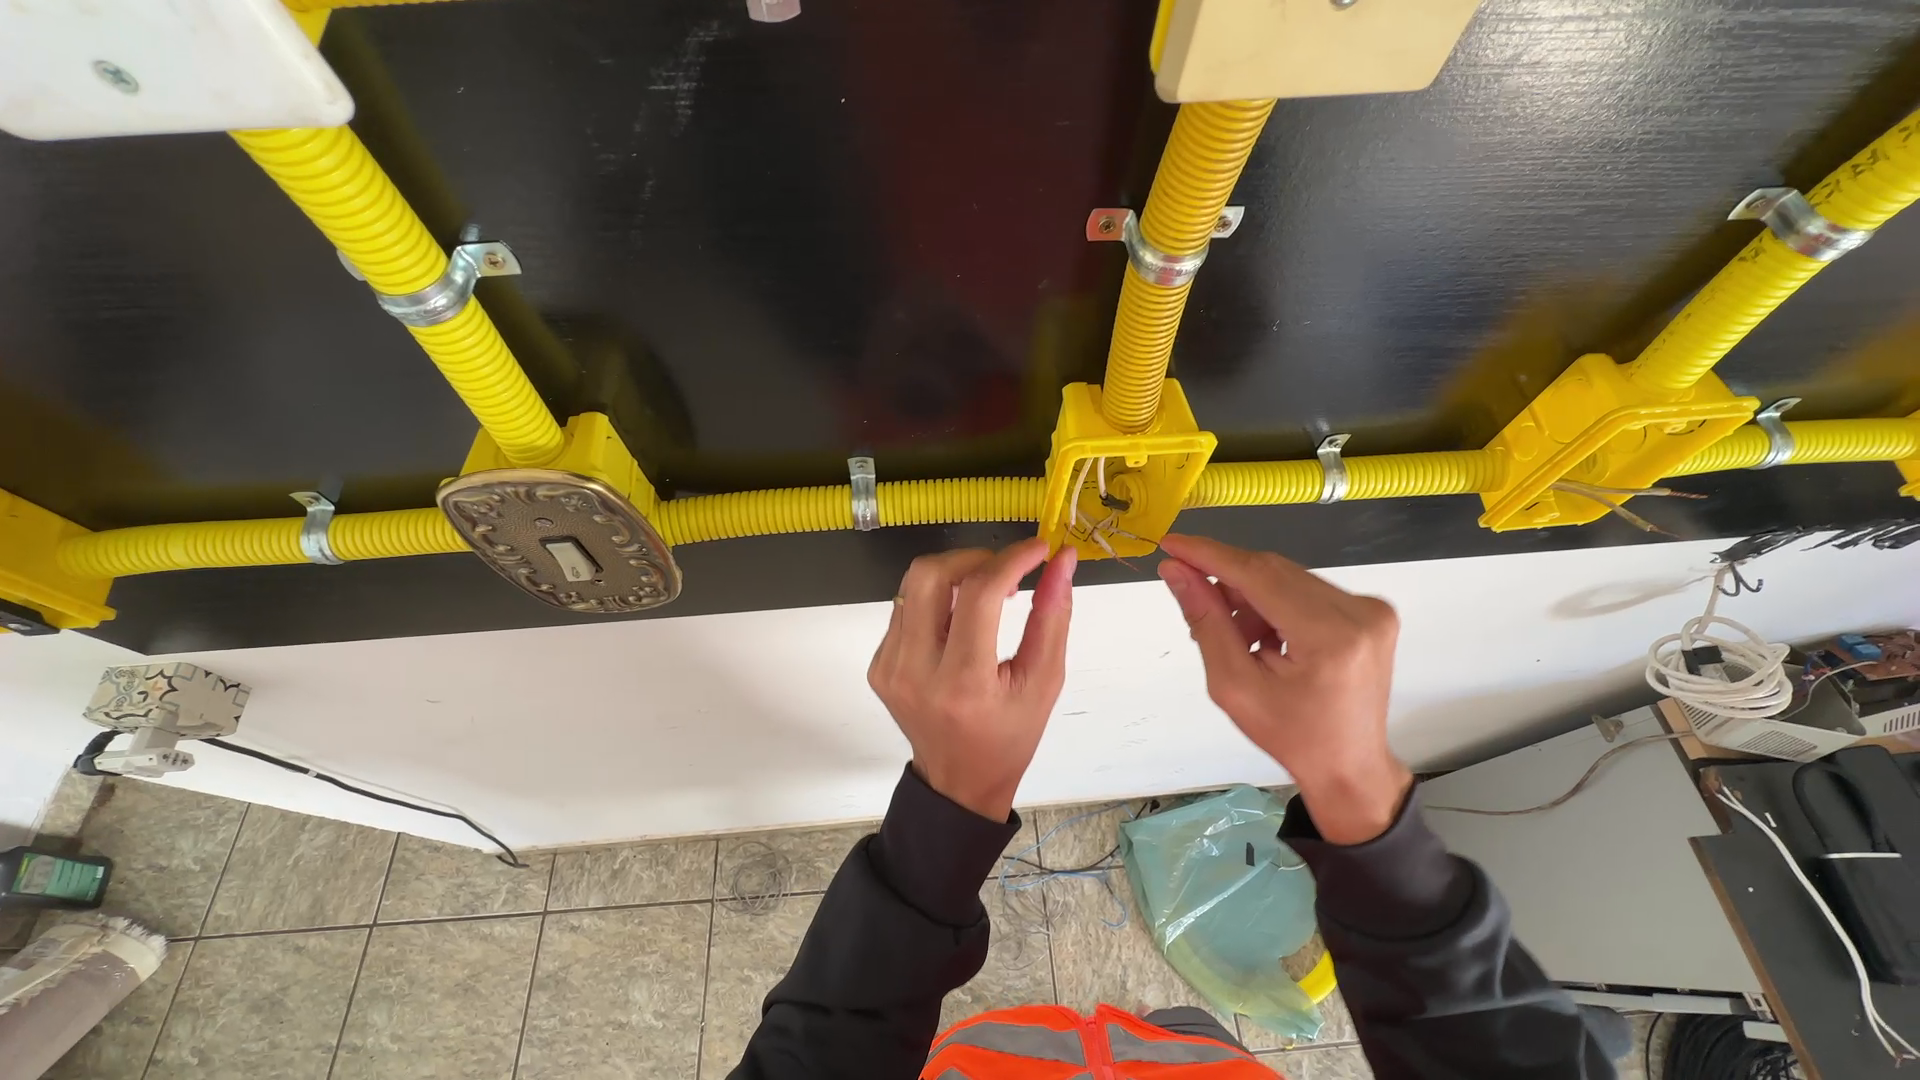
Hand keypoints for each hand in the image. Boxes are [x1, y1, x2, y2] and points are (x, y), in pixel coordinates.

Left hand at [868, 538, 1077, 820]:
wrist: (959, 780)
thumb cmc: (1009, 736)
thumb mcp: (1044, 681)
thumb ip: (1053, 616)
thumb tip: (1061, 561)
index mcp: (964, 682)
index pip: (979, 594)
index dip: (1011, 559)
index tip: (1038, 548)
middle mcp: (916, 671)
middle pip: (930, 575)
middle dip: (974, 558)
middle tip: (1006, 571)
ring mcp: (889, 667)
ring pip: (913, 584)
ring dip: (954, 574)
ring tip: (986, 593)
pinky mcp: (878, 664)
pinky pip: (905, 608)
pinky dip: (936, 600)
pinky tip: (959, 621)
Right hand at [1157, 534, 1411, 844]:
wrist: (1348, 765)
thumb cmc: (1289, 735)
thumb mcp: (1234, 685)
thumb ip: (1206, 621)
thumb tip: (1176, 571)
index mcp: (1329, 637)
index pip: (1257, 575)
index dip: (1209, 555)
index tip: (1170, 544)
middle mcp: (1359, 612)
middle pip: (1273, 571)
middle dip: (1226, 581)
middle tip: (1192, 596)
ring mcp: (1371, 609)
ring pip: (1287, 577)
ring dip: (1250, 596)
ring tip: (1237, 638)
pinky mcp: (1371, 610)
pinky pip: (1306, 588)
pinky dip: (1275, 604)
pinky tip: (1264, 636)